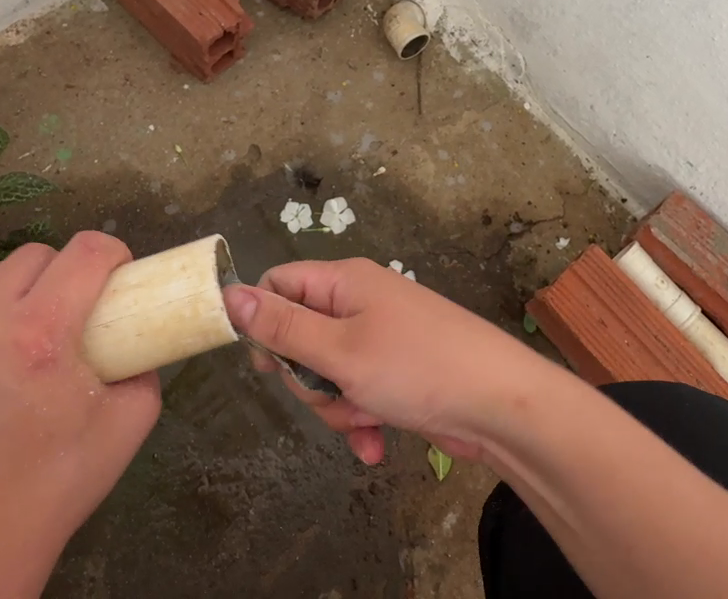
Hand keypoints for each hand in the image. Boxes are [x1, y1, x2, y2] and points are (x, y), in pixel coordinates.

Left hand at [0, 232, 161, 598]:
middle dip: (58, 274)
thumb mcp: (131, 423)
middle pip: (30, 258)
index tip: (115, 273)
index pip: (87, 252)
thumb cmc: (56, 487)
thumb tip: (135, 337)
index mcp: (42, 336)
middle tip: (63, 311)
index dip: (111, 253)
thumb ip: (144, 366)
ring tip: (2, 332)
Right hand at [222, 258, 556, 464]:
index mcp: (344, 282)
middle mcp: (360, 303)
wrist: (499, 405)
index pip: (280, 284)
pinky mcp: (396, 374)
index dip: (264, 322)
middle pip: (300, 338)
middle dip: (308, 379)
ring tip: (366, 419)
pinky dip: (361, 420)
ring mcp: (380, 340)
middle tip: (332, 392)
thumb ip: (282, 327)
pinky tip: (375, 445)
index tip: (267, 363)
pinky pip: (357, 394)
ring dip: (337, 406)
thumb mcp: (339, 351)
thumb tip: (229, 292)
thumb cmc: (415, 367)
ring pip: (327, 374)